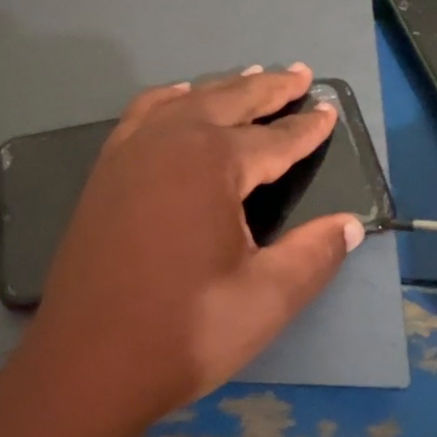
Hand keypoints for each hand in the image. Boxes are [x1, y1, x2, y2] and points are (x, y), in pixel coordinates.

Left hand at [19, 64, 364, 423]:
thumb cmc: (184, 331)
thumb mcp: (266, 299)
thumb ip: (313, 255)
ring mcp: (130, 152)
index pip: (274, 139)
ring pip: (185, 101)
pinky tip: (179, 103)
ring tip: (249, 78)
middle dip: (268, 88)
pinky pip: (144, 115)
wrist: (86, 362)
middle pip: (228, 101)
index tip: (329, 111)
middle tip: (300, 75)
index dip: (307, 129)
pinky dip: (171, 100)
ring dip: (221, 88)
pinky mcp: (106, 172)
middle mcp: (170, 141)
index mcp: (211, 163)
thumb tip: (349, 224)